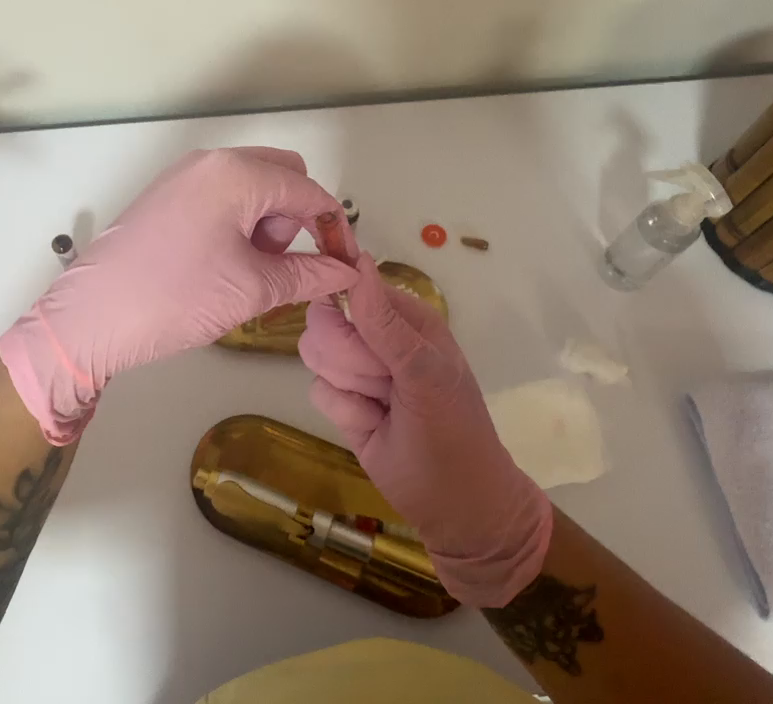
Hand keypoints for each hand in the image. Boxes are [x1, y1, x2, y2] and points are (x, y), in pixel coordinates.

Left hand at [0, 147, 358, 443]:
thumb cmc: (175, 297)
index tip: (343, 265)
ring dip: (267, 222)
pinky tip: (225, 264)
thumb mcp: (252, 289)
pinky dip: (238, 223)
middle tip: (284, 266)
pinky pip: (221, 197)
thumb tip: (347, 272)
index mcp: (235, 173)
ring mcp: (183, 176)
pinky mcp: (166, 197)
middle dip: (296, 218)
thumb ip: (309, 275)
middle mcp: (210, 162)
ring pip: (251, 186)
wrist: (90, 319)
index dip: (333, 228)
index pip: (307, 189)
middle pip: (280, 175)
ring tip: (249, 273)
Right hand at [299, 252, 553, 607]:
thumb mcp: (425, 376)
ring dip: (348, 387)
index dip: (345, 304)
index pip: (354, 285)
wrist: (457, 509)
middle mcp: (377, 336)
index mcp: (406, 318)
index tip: (353, 333)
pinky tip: (372, 426)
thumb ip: (385, 323)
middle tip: (387, 384)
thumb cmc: (453, 436)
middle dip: (350, 359)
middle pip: (325, 322)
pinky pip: (317, 391)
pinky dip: (344, 413)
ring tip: (384, 407)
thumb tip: (357, 262)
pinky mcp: (343, 401)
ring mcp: (358, 369)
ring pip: (315, 355)